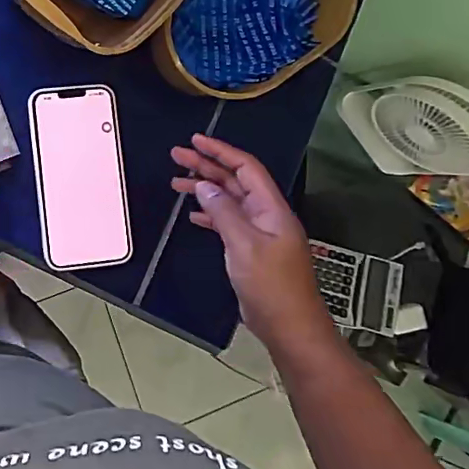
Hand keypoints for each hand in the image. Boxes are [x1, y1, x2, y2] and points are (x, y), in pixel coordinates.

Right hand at [171, 134, 336, 346]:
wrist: (290, 327)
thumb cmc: (271, 286)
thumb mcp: (244, 245)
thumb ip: (223, 212)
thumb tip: (204, 185)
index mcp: (271, 208)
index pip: (246, 168)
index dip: (221, 151)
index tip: (196, 141)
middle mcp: (267, 215)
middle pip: (235, 181)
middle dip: (207, 166)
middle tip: (178, 156)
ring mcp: (260, 232)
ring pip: (229, 200)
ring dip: (205, 189)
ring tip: (177, 182)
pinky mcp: (252, 249)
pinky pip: (229, 221)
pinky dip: (211, 213)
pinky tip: (194, 213)